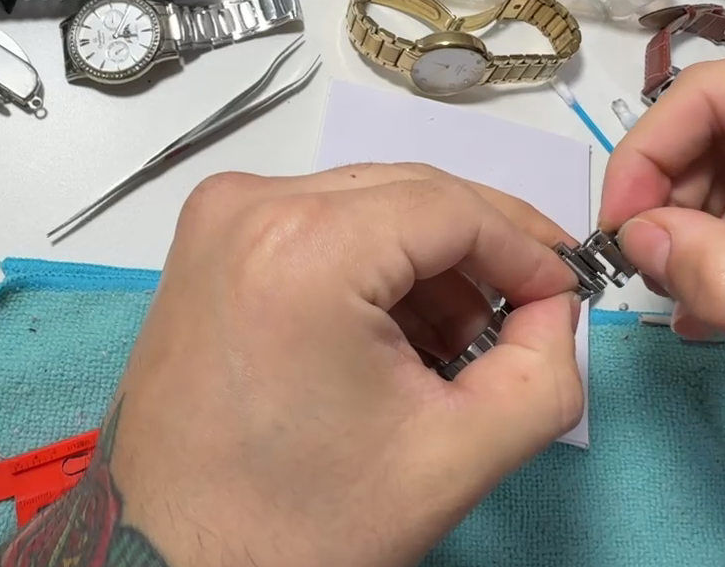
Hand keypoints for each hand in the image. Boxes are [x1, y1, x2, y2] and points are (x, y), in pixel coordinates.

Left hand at [0, 164, 582, 566]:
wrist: (160, 559)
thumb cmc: (293, 523)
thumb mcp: (449, 458)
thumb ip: (543, 377)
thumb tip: (553, 310)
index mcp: (305, 244)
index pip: (450, 208)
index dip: (523, 247)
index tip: (564, 293)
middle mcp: (252, 201)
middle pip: (408, 193)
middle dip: (480, 250)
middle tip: (529, 309)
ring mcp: (222, 211)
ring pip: (366, 202)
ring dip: (427, 260)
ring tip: (459, 339)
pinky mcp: (210, 233)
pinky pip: (320, 219)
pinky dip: (372, 261)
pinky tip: (396, 328)